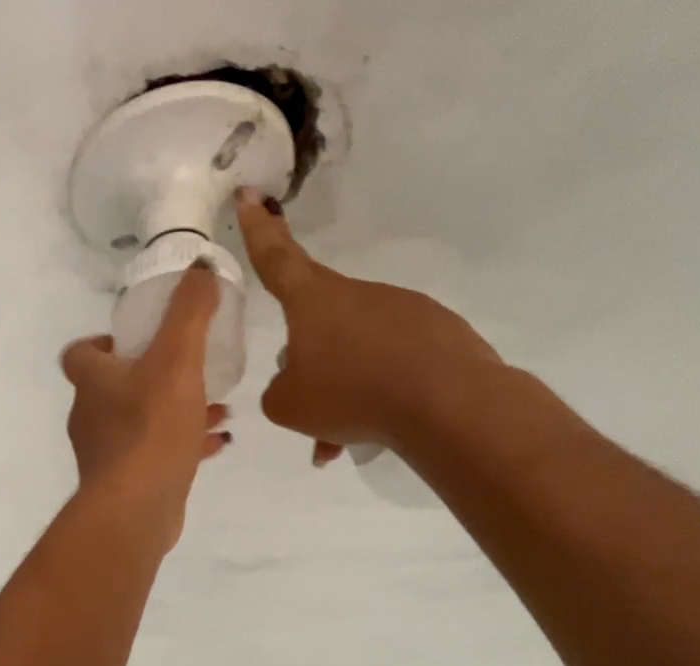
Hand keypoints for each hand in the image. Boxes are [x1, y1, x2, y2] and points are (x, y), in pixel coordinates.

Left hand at [59, 267, 231, 498]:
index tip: (138, 337)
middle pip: (114, 385)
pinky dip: (183, 443)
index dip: (103, 341)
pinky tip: (216, 443)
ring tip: (216, 404)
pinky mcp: (126, 481)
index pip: (79, 353)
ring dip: (175, 408)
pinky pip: (156, 453)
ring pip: (140, 420)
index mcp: (93, 381)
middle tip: (187, 366)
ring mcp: (106, 451)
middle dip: (152, 373)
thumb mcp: (177, 359)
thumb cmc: (150, 427)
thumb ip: (189, 313)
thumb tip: (199, 269)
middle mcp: (91, 414)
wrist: (135, 508)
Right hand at [235, 190, 503, 466]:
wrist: (449, 405)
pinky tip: (379, 428)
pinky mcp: (440, 334)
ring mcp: (406, 310)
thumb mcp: (286, 405)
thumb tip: (303, 377)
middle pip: (318, 324)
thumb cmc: (350, 394)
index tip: (250, 196)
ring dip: (345, 390)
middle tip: (308, 407)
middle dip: (309, 362)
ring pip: (357, 353)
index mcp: (314, 302)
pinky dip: (379, 395)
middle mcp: (360, 295)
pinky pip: (393, 365)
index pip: (277, 258)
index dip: (258, 230)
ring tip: (342, 435)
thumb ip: (280, 387)